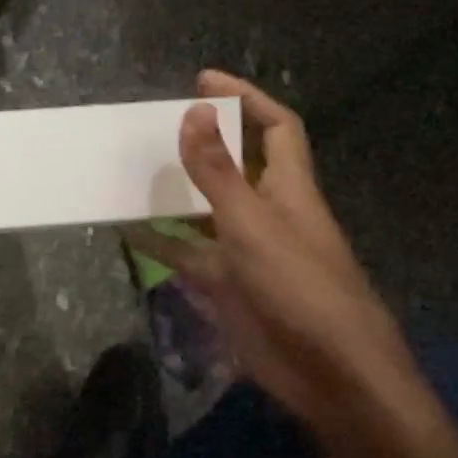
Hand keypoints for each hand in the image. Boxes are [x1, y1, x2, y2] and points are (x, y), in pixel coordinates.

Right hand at [125, 71, 418, 434]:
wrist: (331, 376)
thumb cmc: (302, 290)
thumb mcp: (252, 224)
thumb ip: (217, 171)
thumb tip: (194, 110)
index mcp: (288, 191)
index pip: (276, 129)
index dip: (246, 100)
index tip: (203, 80)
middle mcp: (267, 214)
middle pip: (235, 166)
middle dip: (200, 143)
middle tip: (151, 126)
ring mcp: (246, 252)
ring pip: (203, 210)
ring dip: (171, 192)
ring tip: (127, 172)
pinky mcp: (228, 286)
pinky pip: (185, 254)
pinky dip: (157, 242)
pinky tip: (126, 231)